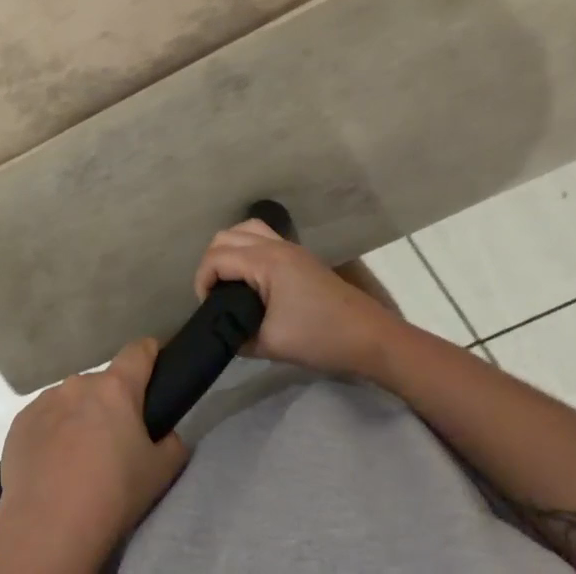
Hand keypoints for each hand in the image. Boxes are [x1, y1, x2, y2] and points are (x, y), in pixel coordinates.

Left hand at [0, 340, 188, 566]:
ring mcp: (44, 401)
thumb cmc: (114, 493)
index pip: (137, 352)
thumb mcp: (161, 472)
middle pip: (101, 384)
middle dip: (111, 404)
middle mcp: (77, 384)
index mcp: (115, 389)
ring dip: (79, 417)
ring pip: (70, 401)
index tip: (155, 357)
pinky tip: (54, 466)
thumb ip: (172, 443)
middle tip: (116, 440)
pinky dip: (52, 434)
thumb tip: (165, 433)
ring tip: (81, 458)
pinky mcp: (19, 422)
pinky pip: (44, 420)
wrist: (50, 524)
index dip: (149, 352)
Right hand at [194, 219, 406, 377]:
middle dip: (211, 263)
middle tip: (215, 295)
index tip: (208, 310)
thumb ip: (238, 338)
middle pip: (225, 237)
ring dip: (229, 250)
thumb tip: (223, 335)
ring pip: (245, 230)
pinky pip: (262, 238)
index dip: (202, 282)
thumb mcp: (272, 344)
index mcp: (266, 262)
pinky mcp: (301, 257)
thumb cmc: (322, 338)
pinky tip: (252, 279)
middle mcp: (276, 246)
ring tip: (229, 282)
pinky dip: (247, 250)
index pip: (216, 258)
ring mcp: (291, 249)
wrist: (373, 340)